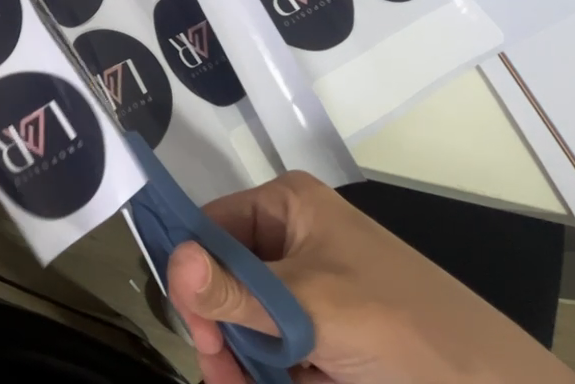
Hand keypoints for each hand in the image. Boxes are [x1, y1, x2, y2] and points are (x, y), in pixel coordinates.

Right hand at [168, 172, 574, 383]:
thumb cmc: (405, 329)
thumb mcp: (313, 308)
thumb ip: (238, 293)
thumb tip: (170, 263)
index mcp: (287, 206)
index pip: (209, 227)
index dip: (192, 275)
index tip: (194, 328)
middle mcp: (291, 239)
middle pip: (222, 280)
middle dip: (216, 329)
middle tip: (219, 372)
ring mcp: (308, 290)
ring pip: (243, 320)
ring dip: (234, 359)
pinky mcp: (322, 335)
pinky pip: (271, 347)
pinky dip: (260, 372)